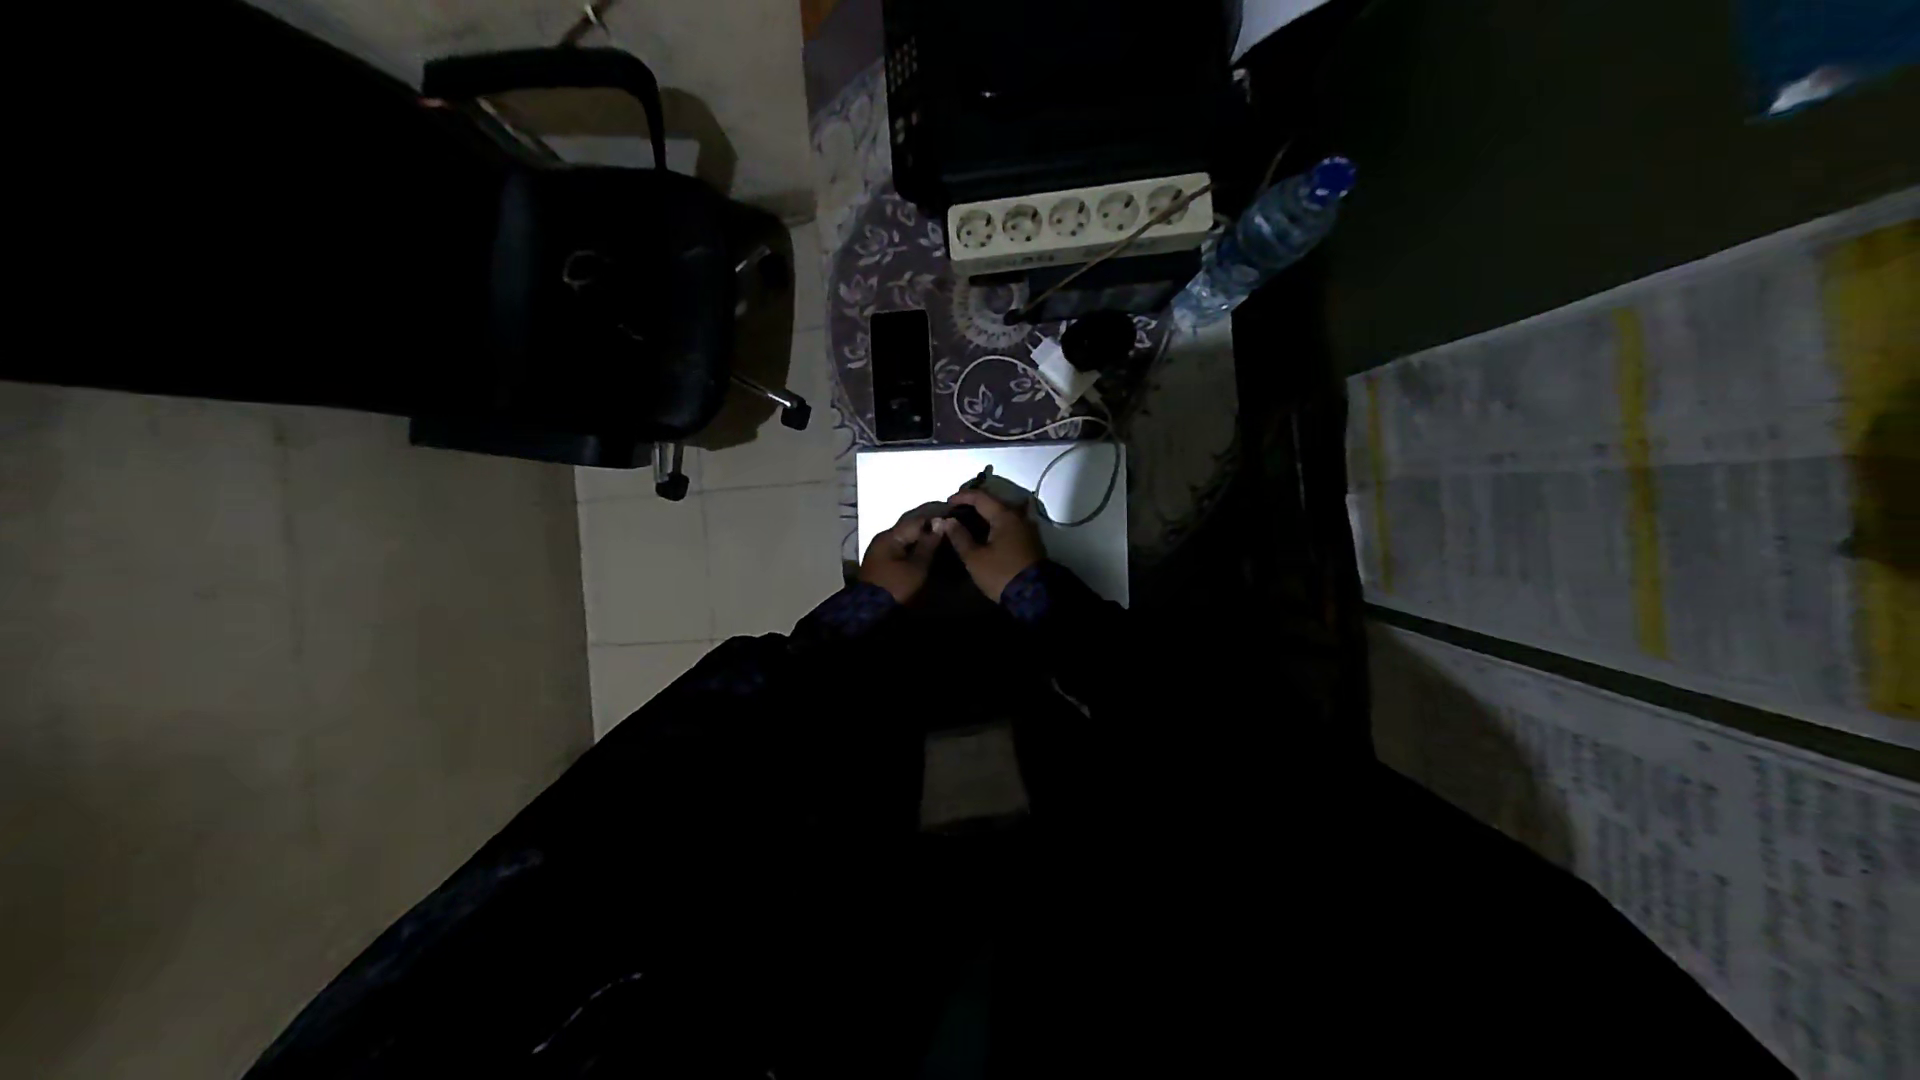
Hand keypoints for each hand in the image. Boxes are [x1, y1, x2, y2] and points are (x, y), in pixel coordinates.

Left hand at [858, 510, 941, 603]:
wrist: (871, 612)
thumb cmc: (896, 586)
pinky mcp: (881, 564)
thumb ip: (928, 544)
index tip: (953, 520)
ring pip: (905, 540)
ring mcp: (880, 552)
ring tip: (941, 542)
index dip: (935, 519)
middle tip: (949, 532)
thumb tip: (940, 522)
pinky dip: (913, 550)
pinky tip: (926, 553)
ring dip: (921, 541)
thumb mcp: (917, 566)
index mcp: (890, 536)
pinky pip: (901, 550)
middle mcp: (883, 539)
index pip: (916, 520)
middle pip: (909, 529)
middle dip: (928, 530)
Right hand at [931, 489, 1043, 601]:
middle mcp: (1019, 516)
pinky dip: (996, 523)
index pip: (981, 497)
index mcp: (1005, 516)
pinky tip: (987, 532)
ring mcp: (1028, 528)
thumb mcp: (975, 558)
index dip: (962, 497)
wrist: (1033, 595)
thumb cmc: (1001, 573)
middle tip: (957, 510)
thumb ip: (960, 537)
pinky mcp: (1031, 540)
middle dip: (974, 504)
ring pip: (1004, 513)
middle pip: (994, 502)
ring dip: (986, 514)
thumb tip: (947, 521)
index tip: (947, 502)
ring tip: (969, 520)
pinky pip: (1010, 523)